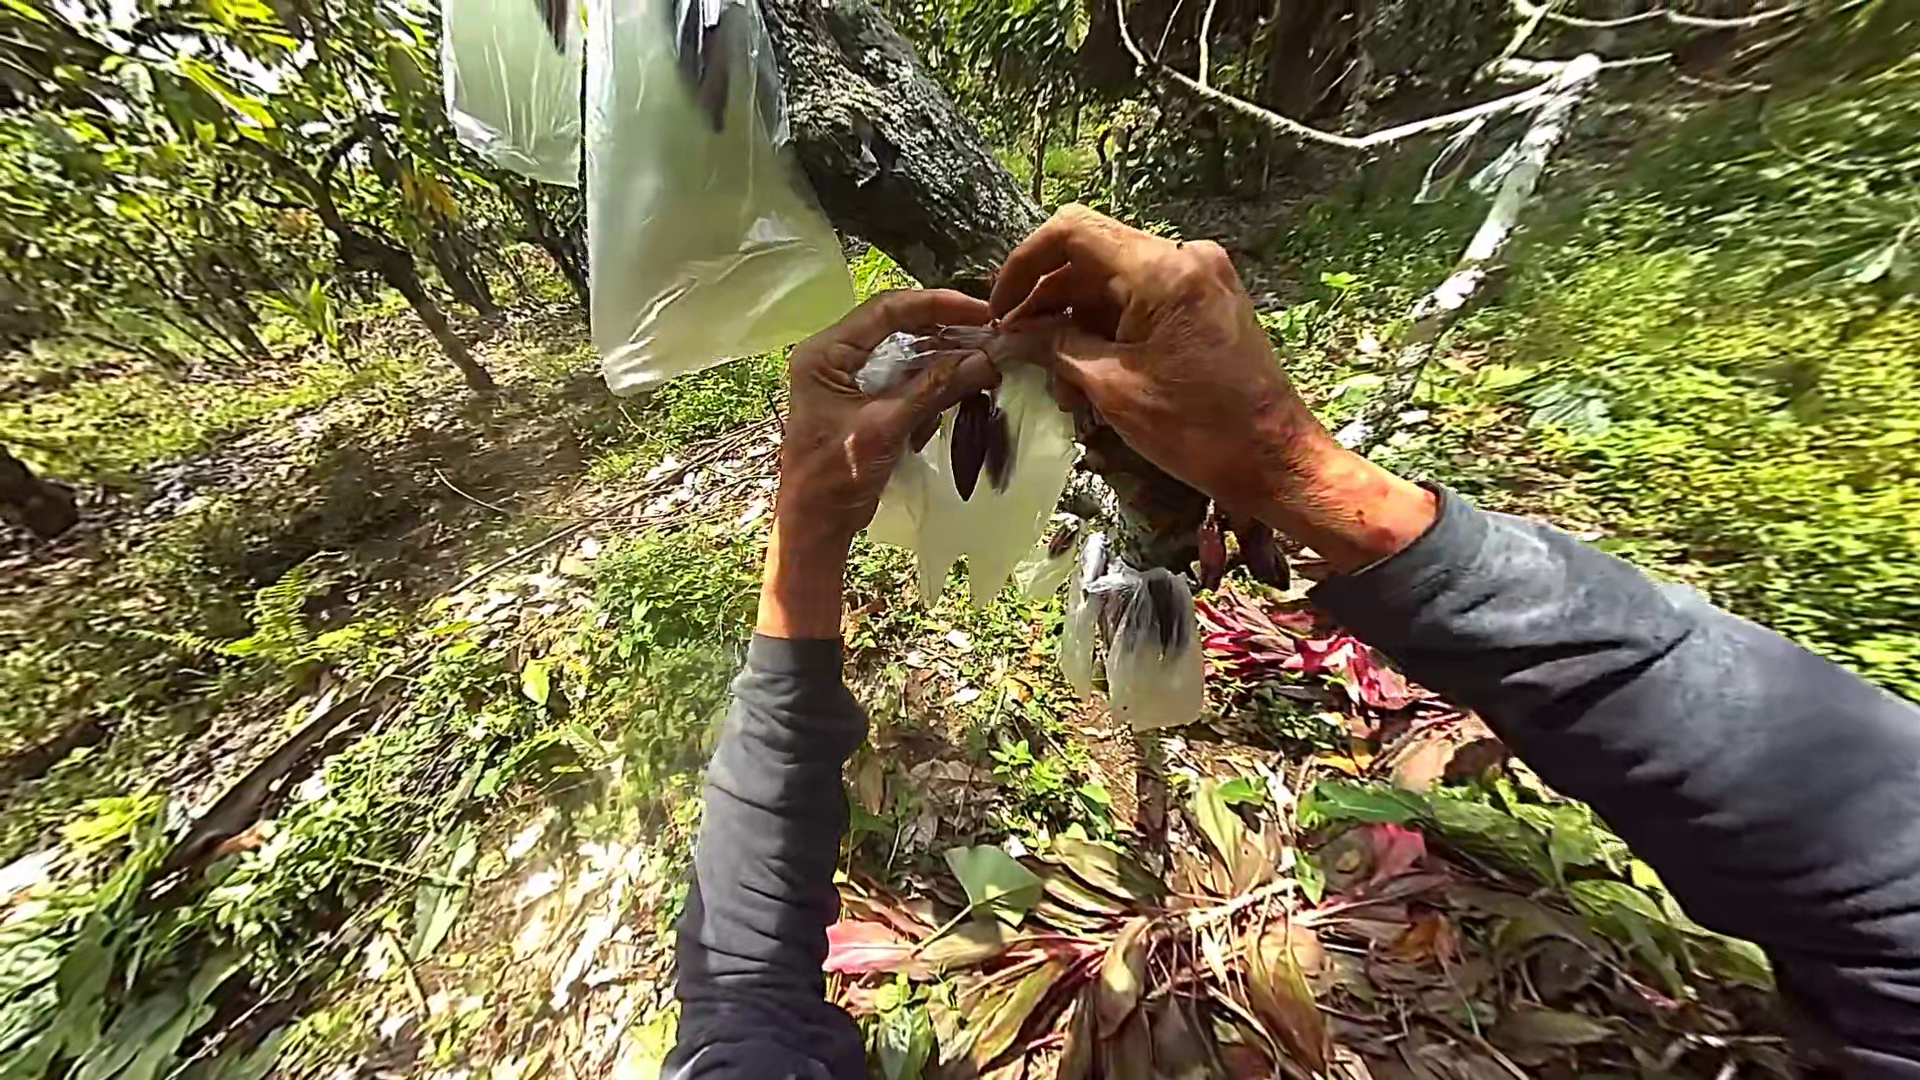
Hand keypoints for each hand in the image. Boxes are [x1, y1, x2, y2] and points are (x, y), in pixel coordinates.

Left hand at [758, 289, 996, 638]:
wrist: (815, 526)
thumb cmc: (835, 477)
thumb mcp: (885, 427)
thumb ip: (933, 389)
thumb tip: (984, 360)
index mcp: (826, 353)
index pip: (886, 311)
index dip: (936, 305)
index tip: (979, 312)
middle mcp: (835, 359)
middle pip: (898, 330)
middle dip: (943, 336)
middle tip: (986, 338)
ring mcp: (851, 383)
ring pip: (905, 359)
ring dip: (941, 366)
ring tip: (979, 369)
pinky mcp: (866, 405)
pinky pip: (904, 386)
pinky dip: (930, 393)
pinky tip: (953, 399)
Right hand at [992, 205, 1434, 571]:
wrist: (1272, 459)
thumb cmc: (1195, 430)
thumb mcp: (1112, 389)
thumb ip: (1056, 348)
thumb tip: (1011, 334)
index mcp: (1162, 270)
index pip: (1071, 234)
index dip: (1022, 266)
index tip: (1000, 310)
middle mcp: (1182, 258)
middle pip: (1089, 262)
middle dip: (1046, 306)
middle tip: (1018, 352)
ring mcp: (1197, 280)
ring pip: (1111, 288)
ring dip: (1074, 328)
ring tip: (1058, 383)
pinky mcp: (1202, 305)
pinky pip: (1138, 306)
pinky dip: (1106, 336)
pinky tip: (1089, 379)